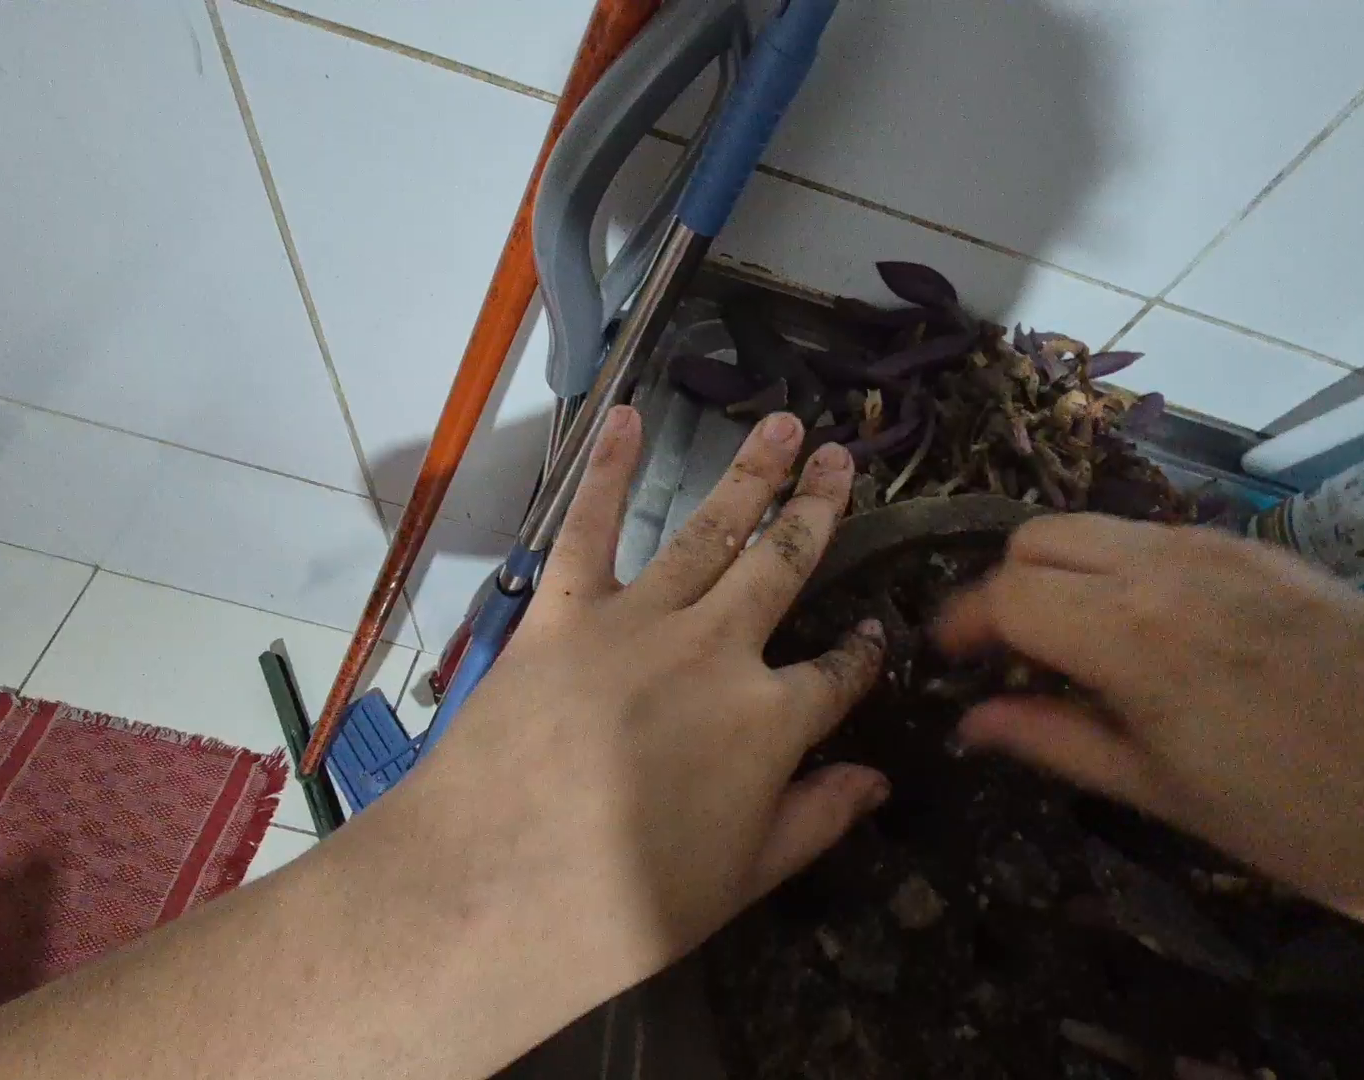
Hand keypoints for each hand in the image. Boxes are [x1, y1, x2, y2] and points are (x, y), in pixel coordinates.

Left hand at [351, 407, 886, 1018]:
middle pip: (783, 564)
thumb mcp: (742, 882)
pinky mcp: (565, 609)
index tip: (878, 633)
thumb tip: (878, 778)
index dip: (863, 654)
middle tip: (841, 459)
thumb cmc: (622, 911)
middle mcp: (718, 649)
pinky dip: (606, 469)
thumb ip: (817, 820)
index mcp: (770, 720)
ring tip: (783, 425)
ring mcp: (639, 620)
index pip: (839, 674)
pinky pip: (590, 526)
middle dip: (818, 510)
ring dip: (750, 473)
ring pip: (709, 530)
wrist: (485, 894)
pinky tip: (627, 417)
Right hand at [932, 514, 1363, 1057]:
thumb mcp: (1168, 796)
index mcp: (1133, 632)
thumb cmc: (1322, 833)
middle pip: (1035, 538)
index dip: (961, 622)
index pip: (1004, 593)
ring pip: (1093, 528)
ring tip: (1072, 644)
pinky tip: (1147, 631)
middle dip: (1002, 588)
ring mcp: (1223, 549)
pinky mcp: (1269, 552)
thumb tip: (969, 721)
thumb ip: (1054, 741)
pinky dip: (1116, 568)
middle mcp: (1168, 566)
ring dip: (1058, 572)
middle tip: (1009, 654)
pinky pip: (1154, 538)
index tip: (945, 657)